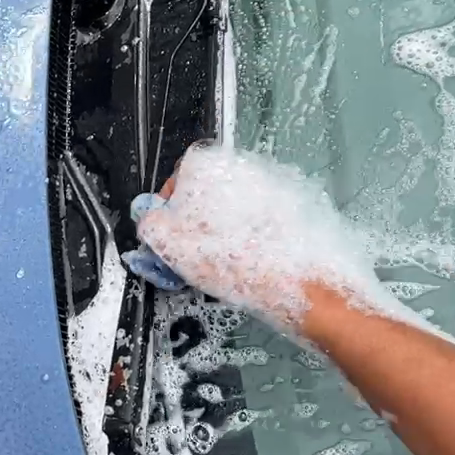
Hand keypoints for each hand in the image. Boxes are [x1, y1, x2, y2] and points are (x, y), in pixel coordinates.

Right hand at [134, 144, 412, 337]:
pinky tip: (250, 262)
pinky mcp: (299, 207)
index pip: (175, 176)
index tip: (168, 232)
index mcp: (208, 166)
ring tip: (222, 260)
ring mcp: (275, 185)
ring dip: (224, 227)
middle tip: (193, 250)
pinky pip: (263, 218)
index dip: (167, 207)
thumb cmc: (237, 262)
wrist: (304, 287)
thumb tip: (150, 221)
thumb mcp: (170, 245)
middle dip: (197, 218)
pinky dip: (254, 236)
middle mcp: (243, 167)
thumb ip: (150, 225)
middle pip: (207, 189)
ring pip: (236, 204)